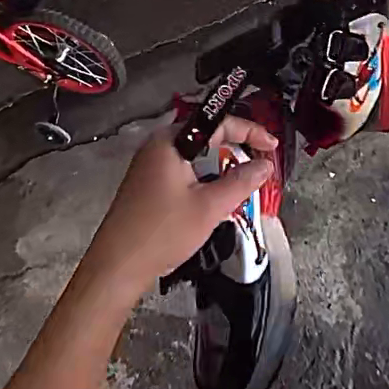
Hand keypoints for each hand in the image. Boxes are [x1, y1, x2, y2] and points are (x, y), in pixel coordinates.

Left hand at [81, 117, 279, 297]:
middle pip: (205, 135)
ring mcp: (150, 163)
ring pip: (195, 154)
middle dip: (236, 146)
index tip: (271, 144)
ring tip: (242, 179)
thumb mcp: (210, 207)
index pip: (217, 122)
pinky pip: (184, 168)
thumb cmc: (161, 232)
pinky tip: (215, 194)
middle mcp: (158, 145)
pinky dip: (204, 175)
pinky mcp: (148, 182)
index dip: (249, 131)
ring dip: (220, 164)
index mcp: (170, 141)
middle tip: (260, 161)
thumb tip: (264, 165)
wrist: (117, 266)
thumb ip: (241, 181)